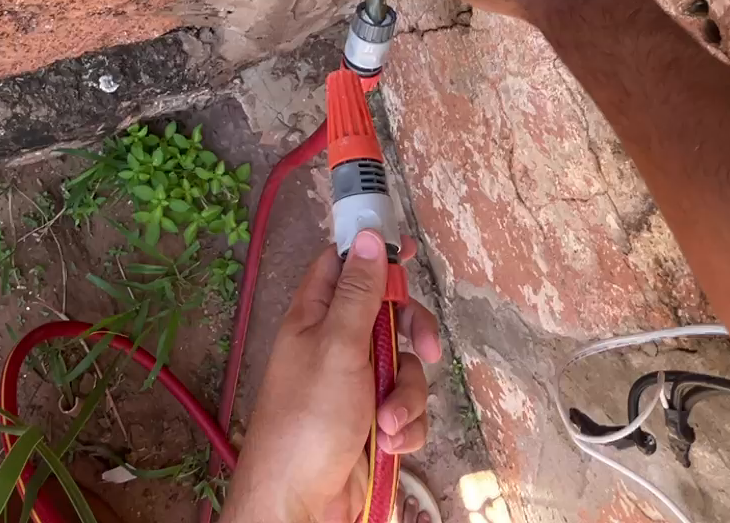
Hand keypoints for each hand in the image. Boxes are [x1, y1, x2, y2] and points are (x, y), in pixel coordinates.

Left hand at [222, 231, 442, 522]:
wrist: (301, 505)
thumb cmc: (309, 417)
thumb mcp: (338, 345)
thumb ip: (357, 292)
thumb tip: (367, 234)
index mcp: (315, 314)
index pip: (343, 264)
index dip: (372, 251)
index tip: (406, 247)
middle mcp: (335, 342)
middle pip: (386, 313)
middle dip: (412, 332)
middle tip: (428, 346)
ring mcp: (354, 382)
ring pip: (403, 364)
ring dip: (405, 394)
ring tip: (386, 421)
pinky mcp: (371, 419)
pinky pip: (405, 406)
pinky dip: (404, 425)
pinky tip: (389, 441)